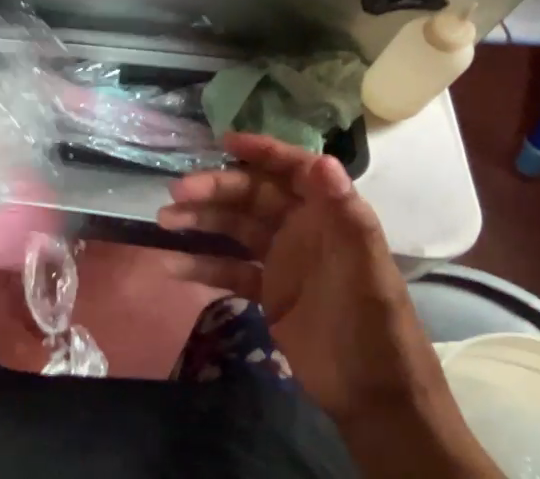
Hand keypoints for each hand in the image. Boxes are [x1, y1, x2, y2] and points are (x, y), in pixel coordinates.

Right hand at [157, 134, 452, 424]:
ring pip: (234, 227)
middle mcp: (303, 230)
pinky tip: (170, 265)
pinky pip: (228, 268)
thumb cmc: (375, 325)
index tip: (224, 142)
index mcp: (330, 217)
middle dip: (214, 189)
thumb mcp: (365, 269)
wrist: (375, 397)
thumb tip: (323, 160)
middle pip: (252, 196)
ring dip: (200, 220)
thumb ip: (346, 214)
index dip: (262, 151)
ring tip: (164, 222)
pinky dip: (200, 264)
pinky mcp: (268, 292)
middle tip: (176, 192)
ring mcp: (283, 261)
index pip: (294, 170)